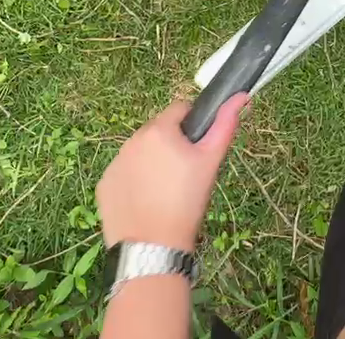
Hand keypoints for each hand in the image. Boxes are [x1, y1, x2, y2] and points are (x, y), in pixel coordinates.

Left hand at [96, 95, 247, 251]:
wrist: (152, 248)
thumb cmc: (186, 201)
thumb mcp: (210, 161)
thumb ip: (224, 124)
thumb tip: (240, 97)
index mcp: (158, 129)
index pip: (180, 110)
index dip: (192, 126)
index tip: (197, 150)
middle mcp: (132, 140)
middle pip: (159, 130)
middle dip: (171, 144)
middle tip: (184, 172)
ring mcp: (115, 163)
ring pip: (140, 151)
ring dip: (152, 160)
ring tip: (165, 190)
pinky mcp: (104, 185)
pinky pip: (124, 173)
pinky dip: (134, 180)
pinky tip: (146, 200)